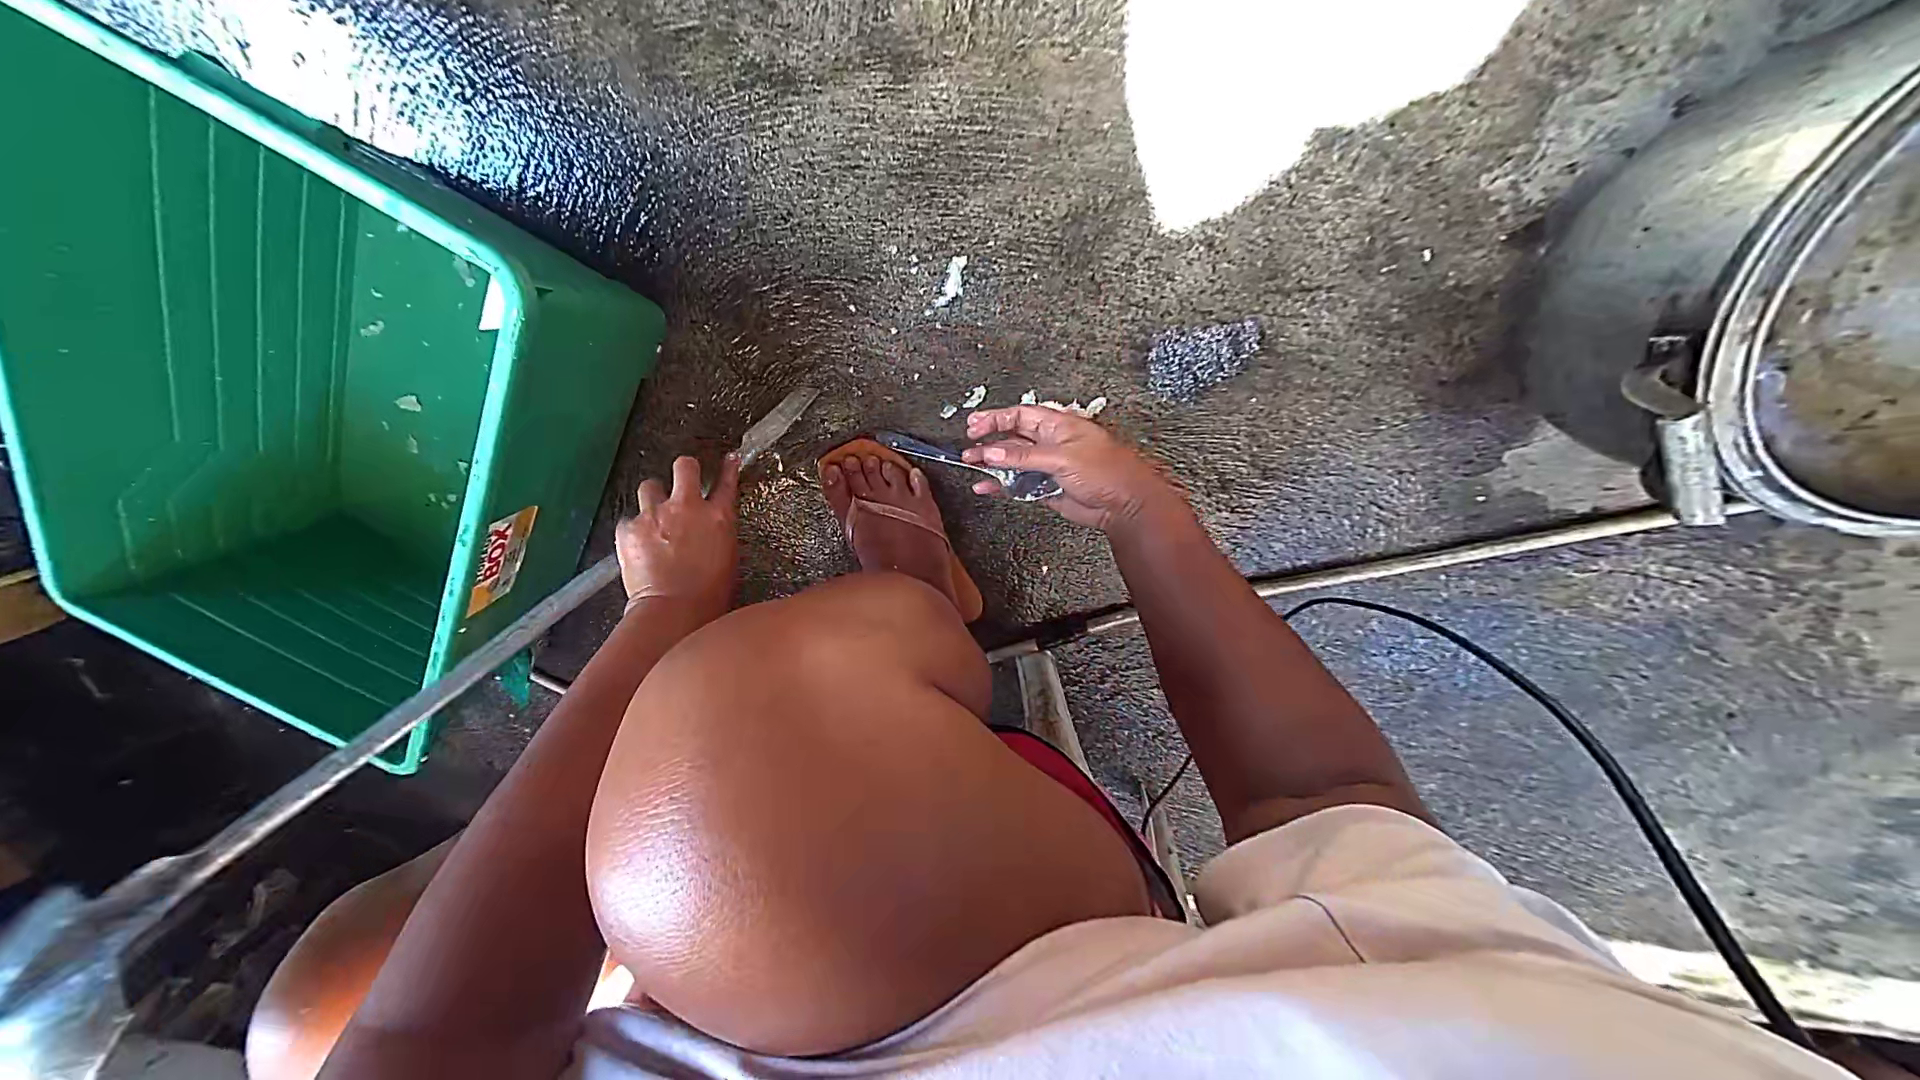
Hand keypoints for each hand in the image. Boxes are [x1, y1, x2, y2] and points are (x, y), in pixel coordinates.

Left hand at [615, 454, 740, 623]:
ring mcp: (656, 515)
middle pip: (684, 467)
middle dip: (684, 470)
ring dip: (653, 497)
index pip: (726, 482)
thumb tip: (712, 523)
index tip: (728, 460)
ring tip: (655, 515)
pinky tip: (639, 543)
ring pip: (649, 486)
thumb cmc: (709, 593)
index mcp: (719, 517)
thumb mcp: (728, 557)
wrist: (675, 609)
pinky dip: (633, 528)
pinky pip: (628, 518)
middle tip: (683, 480)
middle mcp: (688, 507)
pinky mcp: (630, 528)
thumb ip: (720, 532)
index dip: (728, 468)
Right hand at [962, 406, 1178, 531]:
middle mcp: (1051, 443)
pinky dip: (1001, 485)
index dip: (996, 419)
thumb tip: (994, 451)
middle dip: (989, 441)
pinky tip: (986, 486)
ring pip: (1013, 462)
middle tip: (969, 446)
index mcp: (1058, 425)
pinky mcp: (1046, 488)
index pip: (1020, 415)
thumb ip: (1024, 455)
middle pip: (1013, 438)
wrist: (1124, 504)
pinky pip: (1018, 484)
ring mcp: (1048, 466)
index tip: (975, 426)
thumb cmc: (1107, 471)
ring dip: (992, 464)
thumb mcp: (1062, 457)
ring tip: (972, 465)